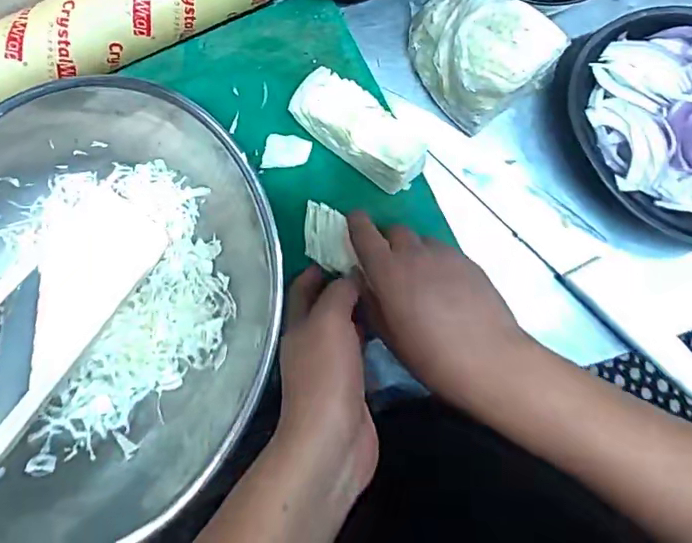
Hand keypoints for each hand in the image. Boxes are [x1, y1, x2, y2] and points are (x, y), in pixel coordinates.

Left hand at [275, 267, 378, 500]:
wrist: (333, 442)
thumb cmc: (326, 374)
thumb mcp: (329, 321)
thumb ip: (339, 293)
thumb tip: (351, 273)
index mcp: (298, 323)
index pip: (304, 285)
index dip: (320, 266)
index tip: (346, 249)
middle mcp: (310, 341)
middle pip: (326, 306)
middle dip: (345, 287)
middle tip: (376, 270)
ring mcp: (330, 366)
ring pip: (345, 330)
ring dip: (362, 314)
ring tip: (389, 294)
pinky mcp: (352, 388)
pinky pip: (362, 355)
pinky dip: (374, 341)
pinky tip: (394, 333)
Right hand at [347, 211, 536, 407]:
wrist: (491, 360)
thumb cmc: (431, 356)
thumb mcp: (390, 337)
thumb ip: (371, 303)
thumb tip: (362, 281)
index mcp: (387, 269)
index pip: (364, 231)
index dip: (356, 222)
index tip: (354, 222)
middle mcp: (413, 252)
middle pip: (395, 230)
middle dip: (387, 240)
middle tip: (389, 264)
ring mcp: (443, 254)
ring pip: (421, 241)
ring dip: (413, 251)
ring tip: (420, 278)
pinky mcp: (468, 261)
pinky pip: (443, 253)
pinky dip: (436, 262)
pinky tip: (445, 288)